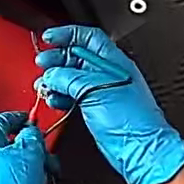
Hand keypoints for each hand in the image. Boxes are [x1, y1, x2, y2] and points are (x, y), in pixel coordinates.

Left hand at [0, 111, 47, 183]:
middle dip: (28, 153)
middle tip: (45, 161)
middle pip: (3, 147)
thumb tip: (32, 134)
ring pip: (2, 170)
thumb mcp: (29, 160)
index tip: (31, 122)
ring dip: (23, 175)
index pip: (1, 120)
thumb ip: (32, 139)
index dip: (21, 119)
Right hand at [34, 24, 183, 183]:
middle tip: (42, 64)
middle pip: (76, 56)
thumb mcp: (93, 89)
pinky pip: (73, 95)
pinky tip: (54, 99)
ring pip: (71, 77)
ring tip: (45, 86)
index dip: (66, 34)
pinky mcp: (96, 108)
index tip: (49, 37)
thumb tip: (52, 74)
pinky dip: (60, 95)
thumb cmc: (130, 119)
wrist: (140, 149)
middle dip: (56, 58)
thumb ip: (68, 77)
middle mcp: (107, 73)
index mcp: (112, 61)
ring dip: (55, 80)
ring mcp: (102, 91)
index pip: (87, 37)